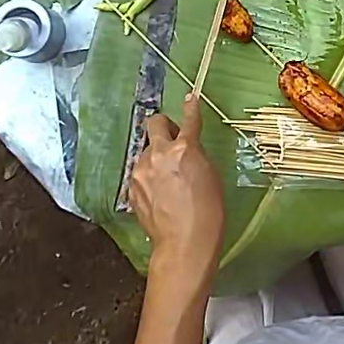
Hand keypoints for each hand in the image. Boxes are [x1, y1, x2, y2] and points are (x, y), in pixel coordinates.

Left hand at [130, 93, 224, 279]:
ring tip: (168, 180)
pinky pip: (141, 172)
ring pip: (147, 150)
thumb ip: (196, 155)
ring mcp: (141, 170)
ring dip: (157, 157)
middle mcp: (158, 154)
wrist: (184, 244)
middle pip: (154, 124)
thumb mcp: (211, 176)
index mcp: (184, 149)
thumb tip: (188, 148)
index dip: (191, 108)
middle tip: (174, 141)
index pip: (189, 120)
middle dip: (164, 127)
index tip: (190, 99)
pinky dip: (149, 176)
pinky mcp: (132, 187)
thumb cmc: (208, 212)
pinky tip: (160, 194)